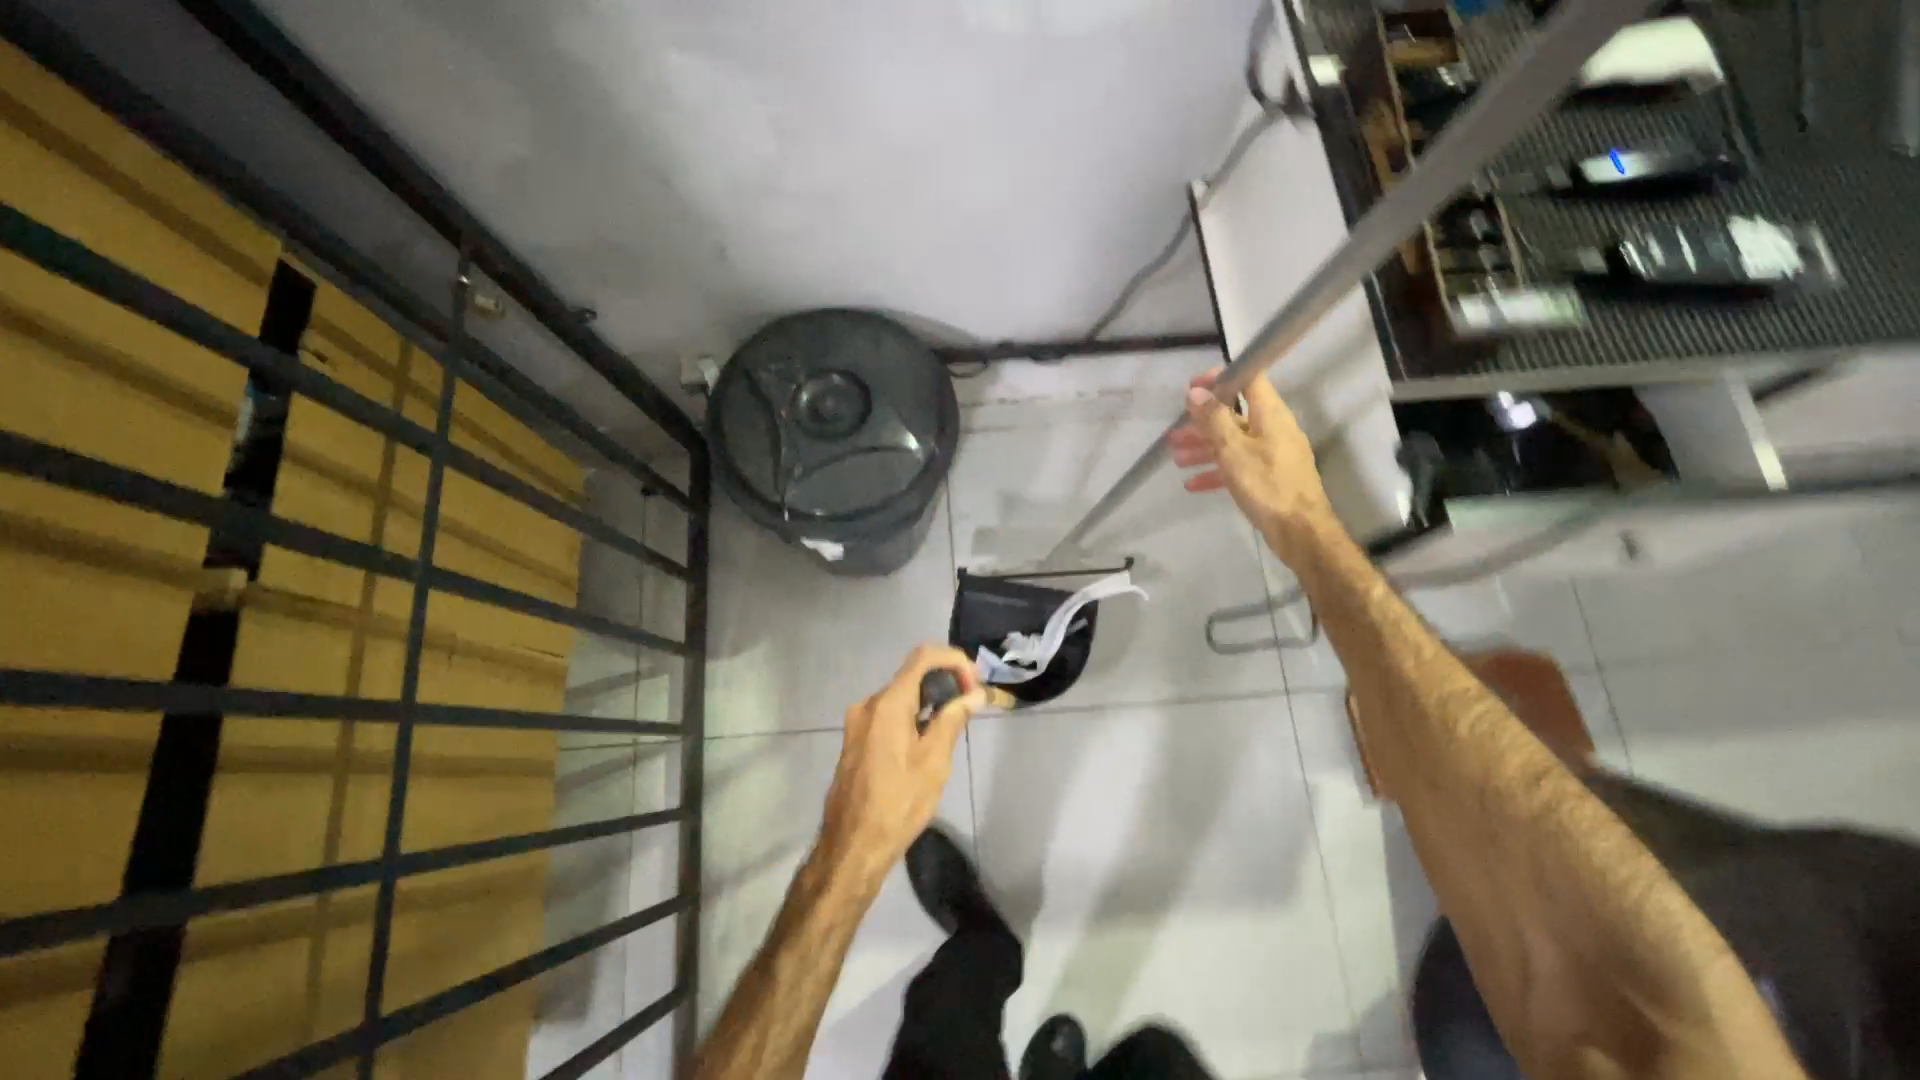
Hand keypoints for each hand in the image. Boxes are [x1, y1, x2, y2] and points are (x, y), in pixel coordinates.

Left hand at [818, 645, 986, 880]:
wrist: (852, 845)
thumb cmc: (898, 803)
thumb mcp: (934, 762)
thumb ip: (952, 720)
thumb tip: (974, 694)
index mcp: (887, 704)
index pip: (923, 657)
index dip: (955, 661)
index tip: (975, 684)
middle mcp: (868, 705)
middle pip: (912, 676)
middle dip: (945, 683)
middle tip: (972, 706)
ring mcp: (858, 723)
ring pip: (900, 698)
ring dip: (929, 703)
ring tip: (954, 728)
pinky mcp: (856, 741)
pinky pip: (888, 716)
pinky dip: (912, 718)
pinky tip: (928, 743)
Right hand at [1169, 367, 1336, 561]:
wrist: (1299, 531)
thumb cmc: (1267, 485)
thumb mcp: (1234, 450)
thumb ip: (1214, 419)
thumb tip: (1197, 392)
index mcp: (1270, 414)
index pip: (1249, 378)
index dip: (1221, 378)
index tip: (1194, 386)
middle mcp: (1273, 428)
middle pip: (1234, 415)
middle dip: (1202, 422)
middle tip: (1174, 431)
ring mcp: (1271, 454)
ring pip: (1232, 442)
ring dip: (1203, 448)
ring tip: (1176, 458)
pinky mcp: (1268, 477)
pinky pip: (1238, 466)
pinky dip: (1216, 471)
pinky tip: (1192, 484)